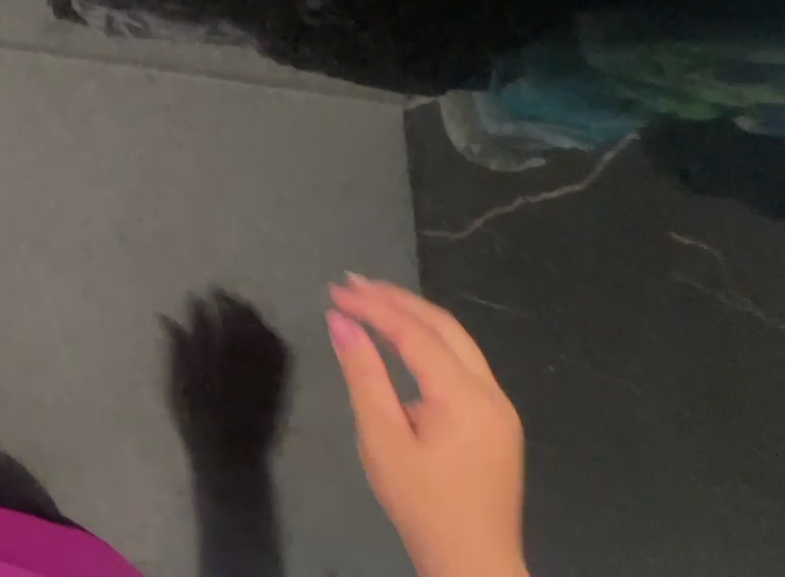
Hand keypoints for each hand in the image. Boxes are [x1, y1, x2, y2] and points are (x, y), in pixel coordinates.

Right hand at [162, 291, 291, 469]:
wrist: (232, 458)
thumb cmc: (196, 422)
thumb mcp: (176, 386)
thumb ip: (176, 350)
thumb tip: (169, 317)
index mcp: (211, 362)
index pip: (207, 324)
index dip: (202, 307)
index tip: (197, 294)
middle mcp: (239, 364)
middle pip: (237, 324)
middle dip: (230, 304)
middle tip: (220, 292)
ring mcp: (262, 374)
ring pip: (261, 335)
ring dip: (252, 315)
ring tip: (241, 304)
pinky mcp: (279, 385)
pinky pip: (281, 353)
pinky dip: (272, 335)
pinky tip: (266, 328)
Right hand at [328, 276, 526, 576]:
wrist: (472, 560)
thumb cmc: (420, 500)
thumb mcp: (381, 437)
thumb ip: (363, 374)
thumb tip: (340, 322)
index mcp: (465, 397)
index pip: (413, 334)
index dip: (372, 307)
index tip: (333, 290)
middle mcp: (490, 394)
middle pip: (443, 328)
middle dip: (395, 299)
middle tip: (349, 282)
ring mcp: (497, 407)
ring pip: (456, 342)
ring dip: (412, 315)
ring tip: (369, 298)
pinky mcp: (493, 420)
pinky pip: (459, 362)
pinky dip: (425, 339)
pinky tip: (398, 337)